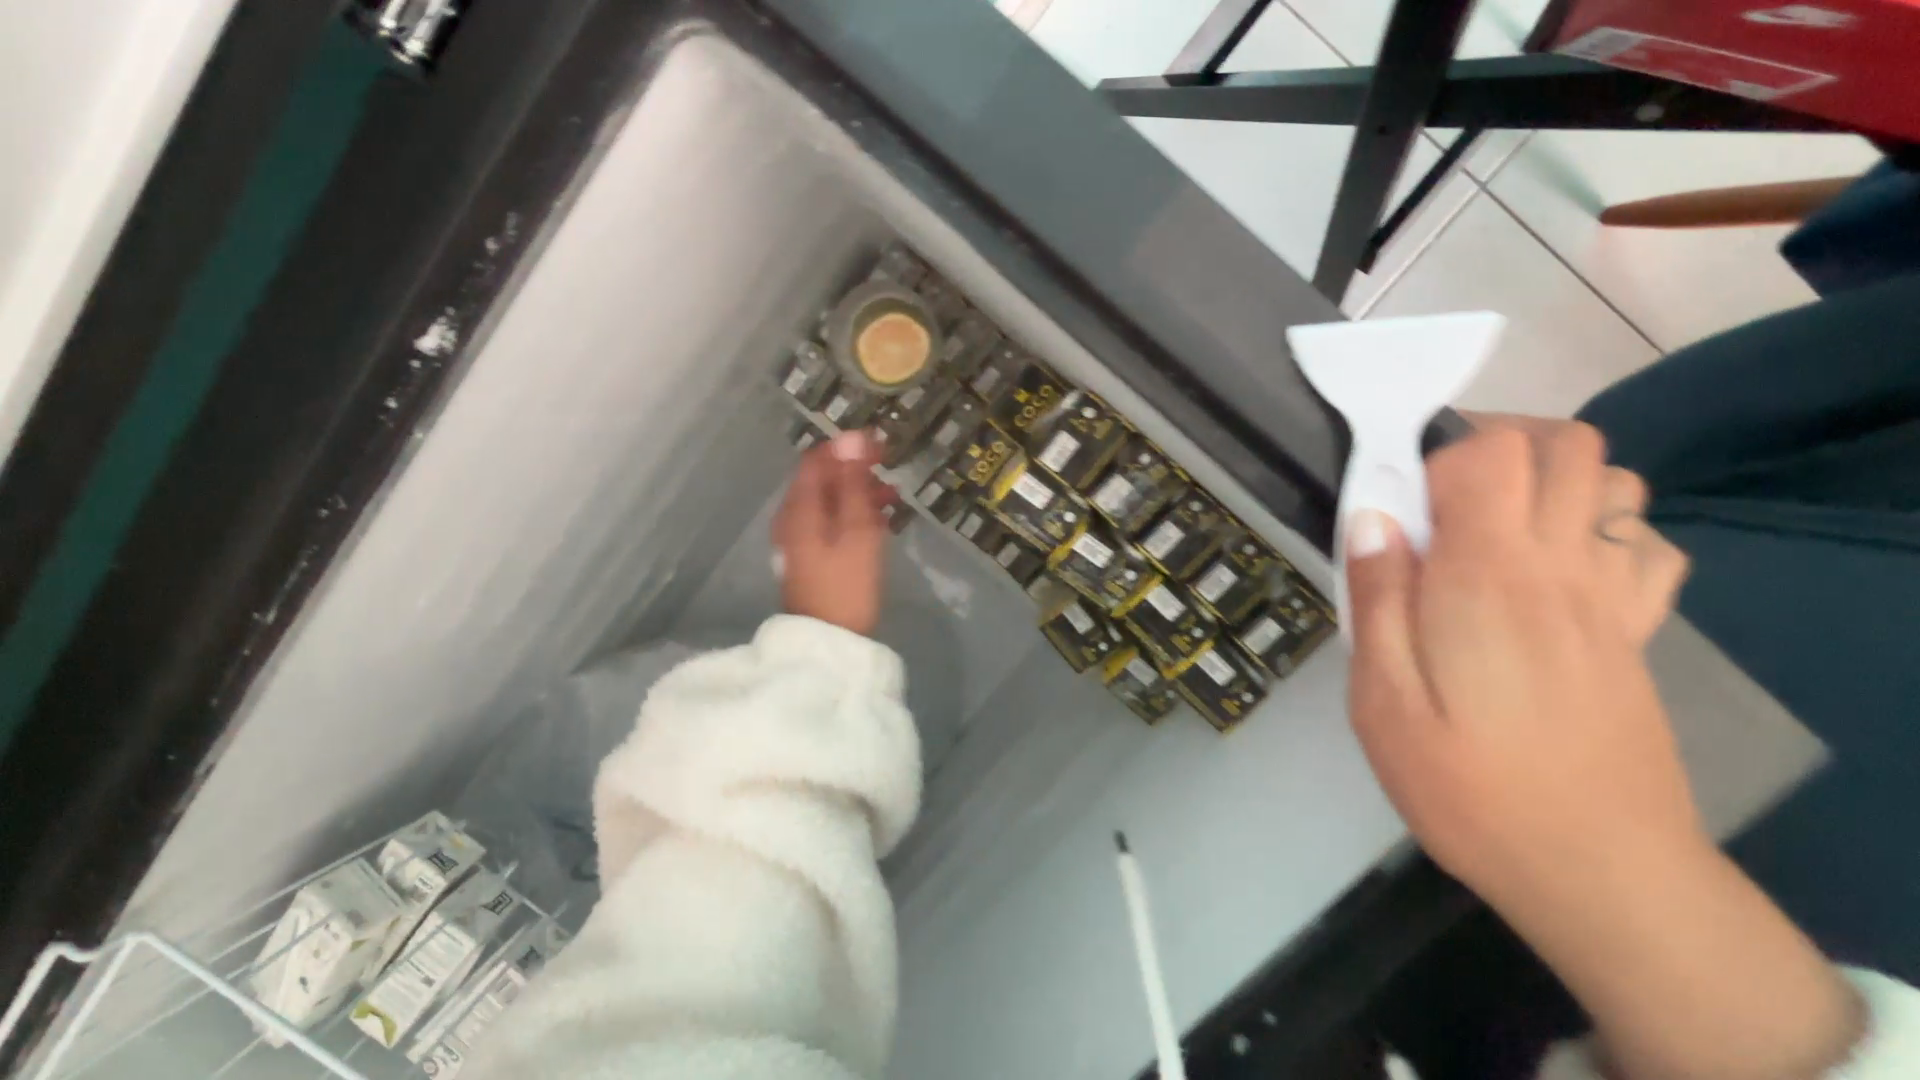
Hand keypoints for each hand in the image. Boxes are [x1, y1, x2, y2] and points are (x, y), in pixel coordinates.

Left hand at [774, 431, 893, 635]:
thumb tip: (852, 438)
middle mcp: (792, 518)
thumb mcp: (857, 529)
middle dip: (856, 473)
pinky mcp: (810, 559)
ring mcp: (799, 540)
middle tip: (891, 475)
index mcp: (800, 507)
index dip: (849, 447)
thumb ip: (854, 483)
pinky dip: (853, 517)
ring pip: (829, 503)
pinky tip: (879, 525)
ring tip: (892, 501)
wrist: (829, 642)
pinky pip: (830, 525)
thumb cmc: (847, 583)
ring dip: (858, 496)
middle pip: (822, 481)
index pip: (818, 460)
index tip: (882, 447)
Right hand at [1344, 424, 1698, 900]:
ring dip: (1554, 479)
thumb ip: (1377, 601)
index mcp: (1490, 578)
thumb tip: (1372, 519)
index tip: (1399, 507)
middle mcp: (1561, 569)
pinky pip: (1648, 543)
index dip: (1437, 454)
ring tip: (1495, 525)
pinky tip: (1558, 568)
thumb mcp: (1383, 704)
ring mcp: (1612, 599)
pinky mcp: (1637, 633)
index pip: (1488, 453)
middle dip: (1501, 440)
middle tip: (1443, 494)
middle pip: (1566, 444)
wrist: (1597, 870)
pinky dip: (1607, 530)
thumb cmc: (1468, 788)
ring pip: (1615, 482)